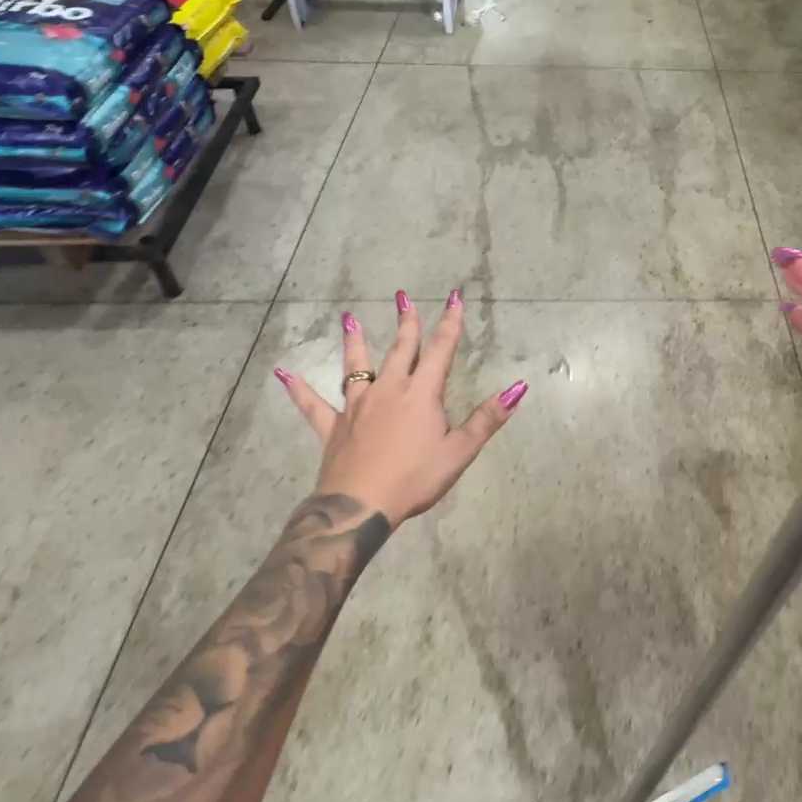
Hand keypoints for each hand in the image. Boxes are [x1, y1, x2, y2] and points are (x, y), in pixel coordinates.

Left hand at [276, 290, 526, 524]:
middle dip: (406, 322)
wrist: (360, 505)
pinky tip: (283, 374)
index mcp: (421, 393)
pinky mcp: (334, 426)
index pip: (440, 350)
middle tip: (404, 296)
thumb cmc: (415, 478)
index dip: (450, 323)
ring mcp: (357, 406)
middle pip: (400, 349)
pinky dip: (299, 390)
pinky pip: (313, 405)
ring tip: (349, 318)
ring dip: (354, 342)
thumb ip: (487, 418)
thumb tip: (518, 387)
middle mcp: (388, 389)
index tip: (454, 297)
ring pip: (356, 367)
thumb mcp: (459, 451)